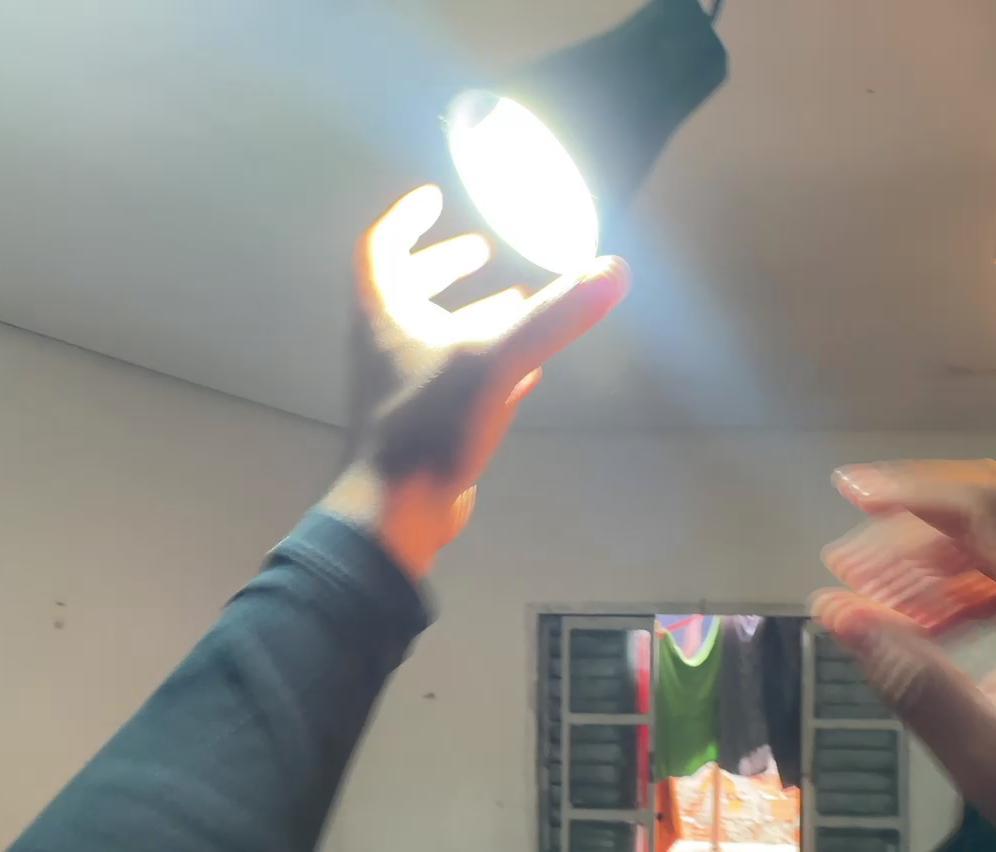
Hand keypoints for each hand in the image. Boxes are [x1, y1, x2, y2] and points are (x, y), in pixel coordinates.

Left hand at [323, 185, 628, 579]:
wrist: (400, 508)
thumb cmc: (430, 423)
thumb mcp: (494, 360)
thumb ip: (553, 317)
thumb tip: (613, 271)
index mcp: (387, 315)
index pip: (382, 247)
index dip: (407, 219)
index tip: (434, 199)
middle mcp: (390, 345)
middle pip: (407, 291)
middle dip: (444, 266)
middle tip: (481, 251)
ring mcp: (407, 388)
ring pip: (436, 338)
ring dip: (472, 316)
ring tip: (514, 302)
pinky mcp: (429, 424)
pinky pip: (459, 381)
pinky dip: (490, 366)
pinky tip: (527, 372)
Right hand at [812, 461, 995, 851]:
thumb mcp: (995, 762)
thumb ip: (913, 682)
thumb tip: (835, 611)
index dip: (916, 492)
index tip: (848, 490)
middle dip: (909, 534)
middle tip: (844, 569)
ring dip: (931, 563)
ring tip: (872, 600)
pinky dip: (965, 586)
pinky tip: (924, 621)